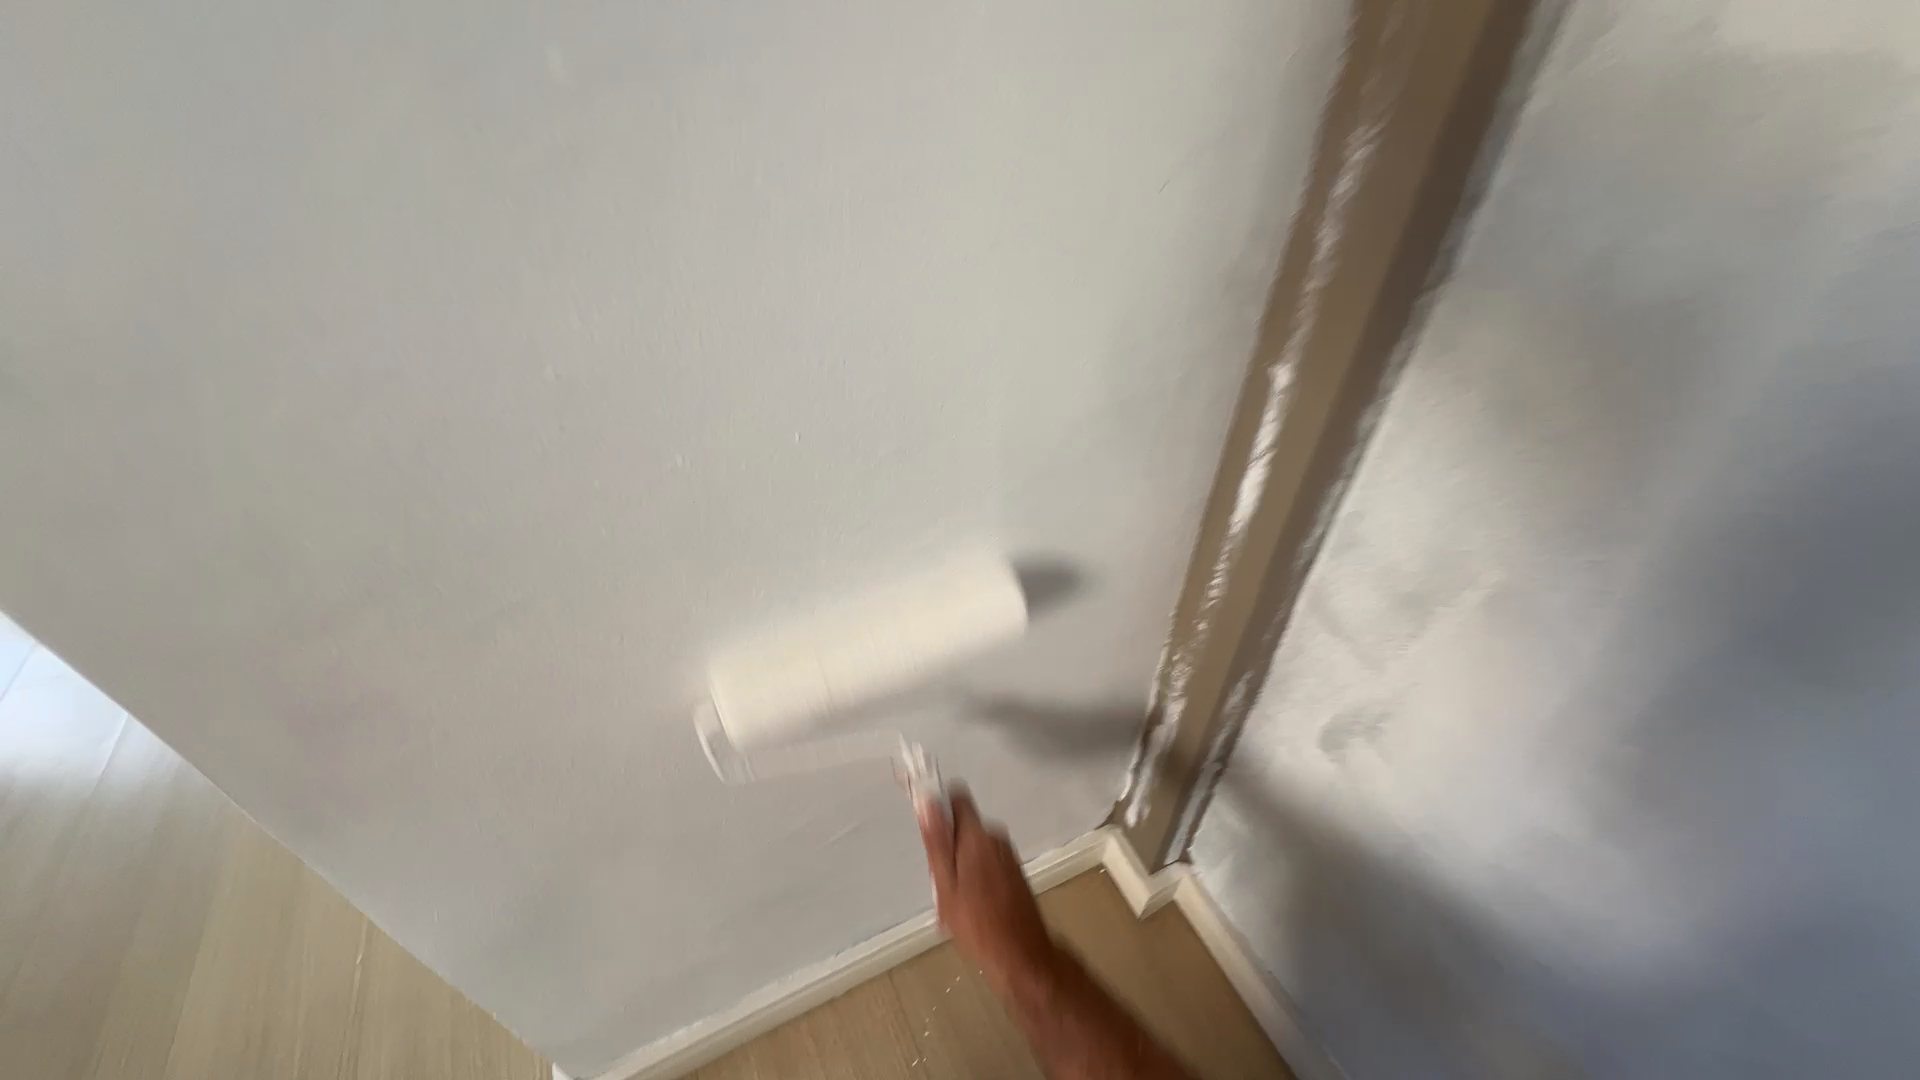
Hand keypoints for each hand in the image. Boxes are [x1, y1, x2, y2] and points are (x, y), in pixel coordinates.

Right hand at [917, 786, 1058, 997]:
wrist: (1021, 956)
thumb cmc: (977, 923)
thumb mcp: (946, 884)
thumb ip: (936, 841)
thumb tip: (926, 799)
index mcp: (977, 835)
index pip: (955, 798)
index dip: (937, 803)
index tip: (924, 823)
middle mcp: (996, 838)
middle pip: (961, 827)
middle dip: (947, 848)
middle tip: (940, 883)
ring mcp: (1008, 855)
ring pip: (972, 848)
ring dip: (959, 868)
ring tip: (953, 904)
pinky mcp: (1014, 872)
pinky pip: (986, 863)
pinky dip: (974, 878)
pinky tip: (970, 909)